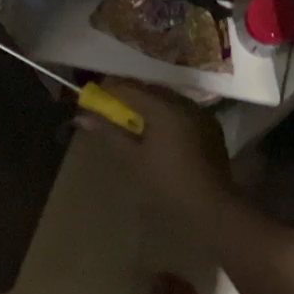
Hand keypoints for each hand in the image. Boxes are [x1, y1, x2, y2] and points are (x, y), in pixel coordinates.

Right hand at [73, 81, 235, 217]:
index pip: (130, 88)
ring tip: (132, 121)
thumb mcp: (133, 158)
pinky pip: (182, 110)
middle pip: (151, 90)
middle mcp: (184, 103)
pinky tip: (158, 131)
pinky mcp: (210, 125)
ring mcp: (200, 113)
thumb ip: (110, 132)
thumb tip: (83, 117)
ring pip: (168, 99)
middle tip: (110, 109)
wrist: (210, 205)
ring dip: (148, 104)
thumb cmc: (166, 183)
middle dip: (129, 96)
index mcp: (164, 108)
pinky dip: (166, 114)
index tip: (93, 98)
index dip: (109, 91)